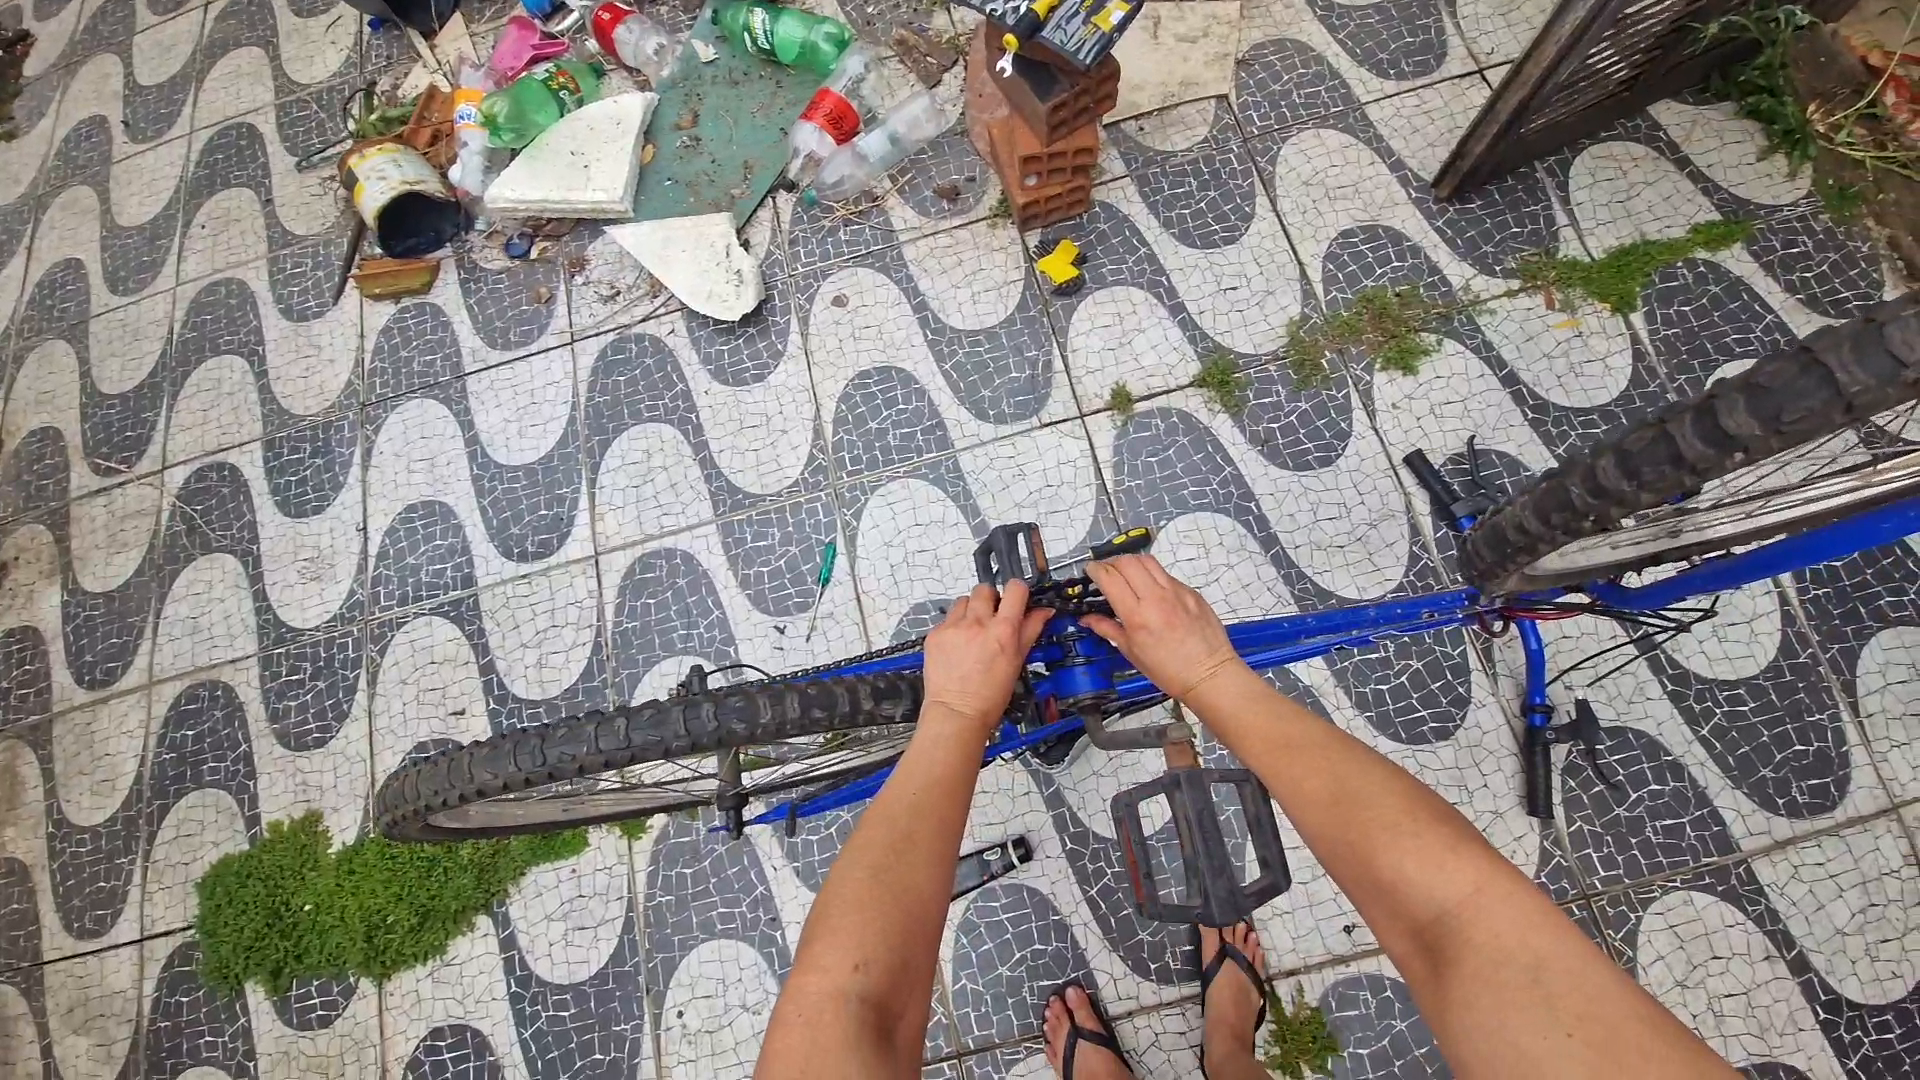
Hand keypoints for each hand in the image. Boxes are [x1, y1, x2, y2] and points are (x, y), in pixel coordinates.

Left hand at [921, 580, 1052, 737]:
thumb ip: (1030, 630)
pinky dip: (954, 626)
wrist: (957, 713)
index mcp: (1003, 630)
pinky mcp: (935, 634)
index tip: (1016, 599)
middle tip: (991, 618)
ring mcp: (953, 627)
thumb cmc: (990, 695)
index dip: (1017, 592)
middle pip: (985, 589)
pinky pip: (947, 618)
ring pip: (963, 601)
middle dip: (990, 600)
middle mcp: (978, 623)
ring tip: (972, 631)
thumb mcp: (1017, 661)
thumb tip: (1044, 611)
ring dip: (970, 610)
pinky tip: (958, 646)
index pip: (1015, 589)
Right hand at [1080, 555, 1247, 701]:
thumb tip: (1086, 618)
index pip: (1110, 578)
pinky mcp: (1191, 591)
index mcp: (1137, 616)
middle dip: (1111, 562)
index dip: (1095, 570)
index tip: (1090, 571)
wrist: (1208, 674)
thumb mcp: (1131, 651)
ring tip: (1126, 574)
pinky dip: (1152, 576)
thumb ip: (1107, 628)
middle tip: (1106, 571)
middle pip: (1127, 562)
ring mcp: (1176, 591)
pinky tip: (1150, 590)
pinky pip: (1166, 574)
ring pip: (1147, 561)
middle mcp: (1156, 598)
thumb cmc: (1167, 670)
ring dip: (1131, 563)